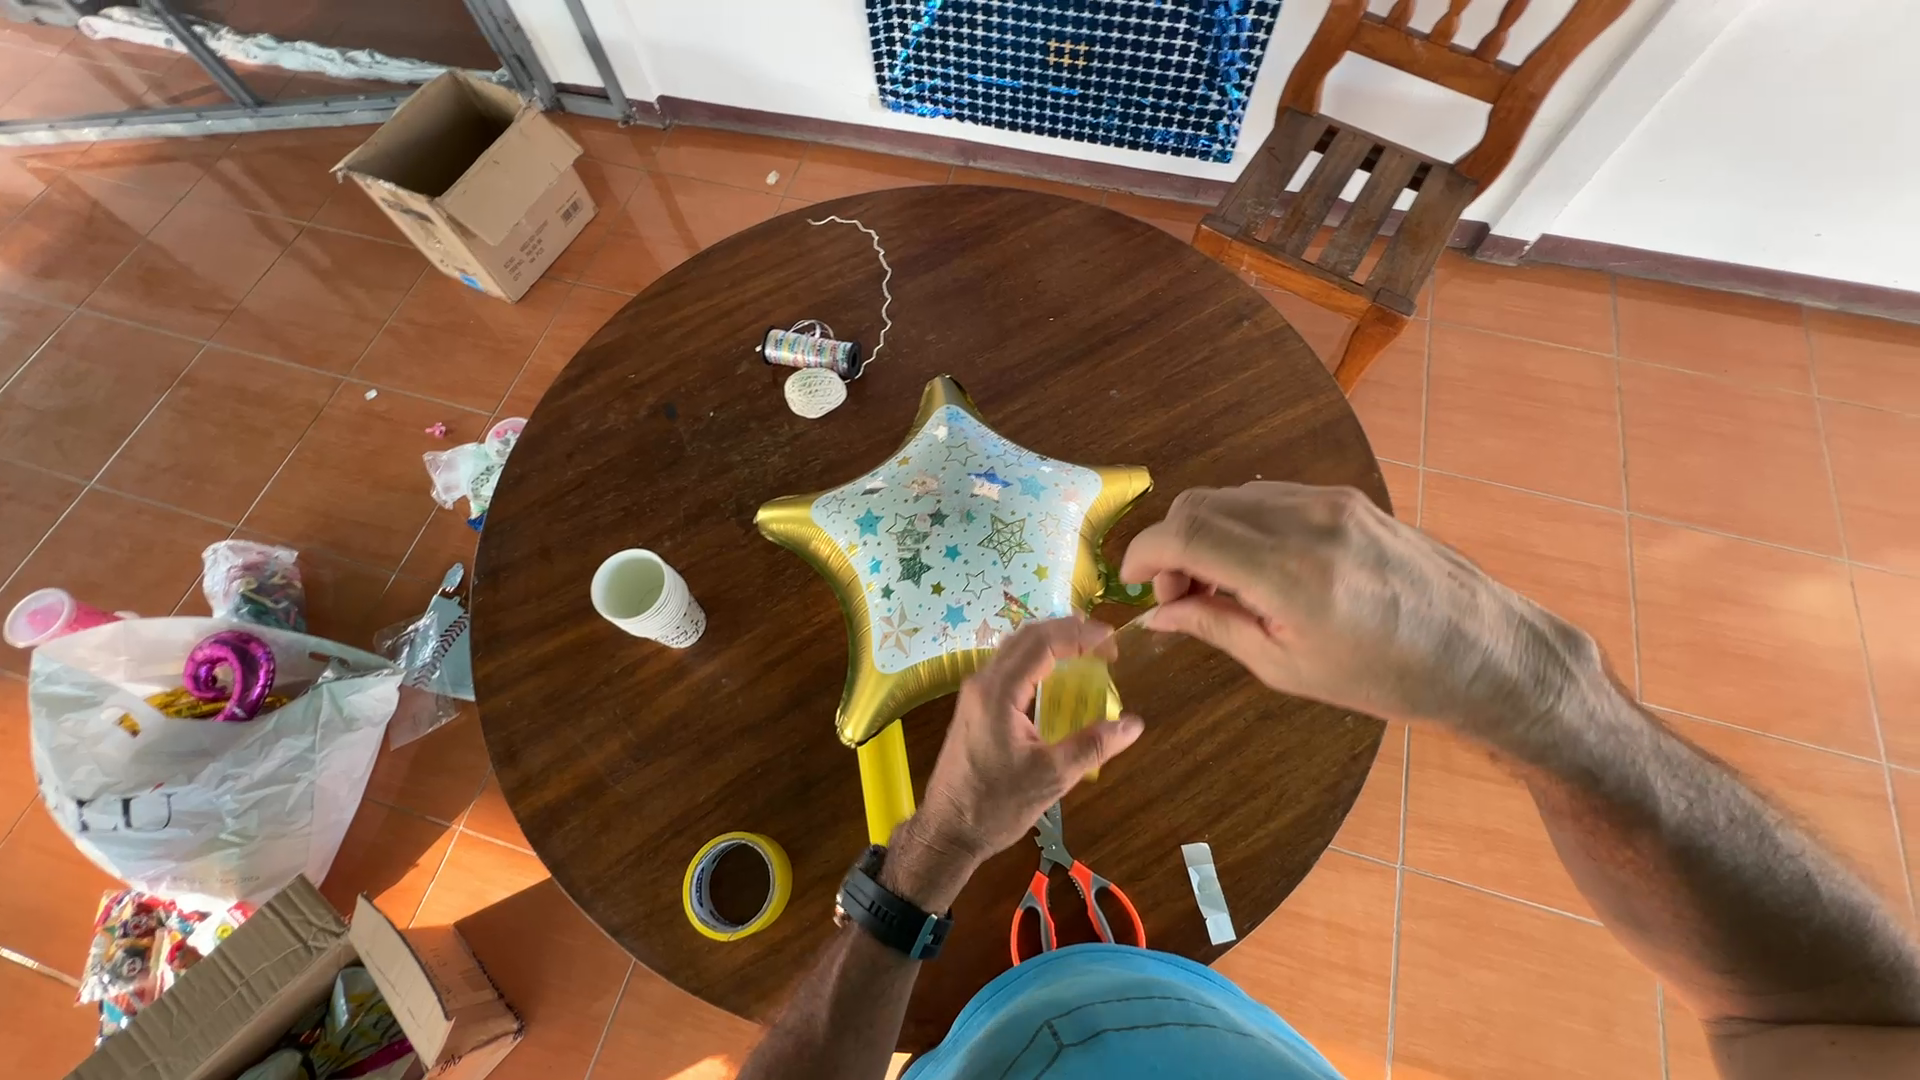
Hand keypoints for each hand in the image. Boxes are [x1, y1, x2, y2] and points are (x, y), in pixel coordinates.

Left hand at [902, 618, 1144, 878]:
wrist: (947, 830)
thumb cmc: (995, 805)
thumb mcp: (1051, 778)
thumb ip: (1093, 746)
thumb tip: (1134, 724)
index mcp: (998, 691)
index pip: (1042, 643)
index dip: (1080, 635)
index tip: (1113, 642)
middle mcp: (982, 682)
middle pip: (1027, 636)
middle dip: (1067, 630)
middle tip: (1105, 639)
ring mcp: (975, 692)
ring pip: (1015, 648)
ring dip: (1051, 640)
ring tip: (1086, 648)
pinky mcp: (975, 705)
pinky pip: (1008, 666)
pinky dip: (1036, 658)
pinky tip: (1057, 673)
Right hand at [1119, 482, 1603, 750]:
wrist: (1485, 653)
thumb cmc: (1384, 678)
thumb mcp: (1286, 666)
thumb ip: (1211, 627)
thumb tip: (1154, 615)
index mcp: (1290, 575)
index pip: (1184, 533)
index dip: (1143, 554)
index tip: (1133, 584)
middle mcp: (1306, 521)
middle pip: (1199, 504)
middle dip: (1171, 546)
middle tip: (1183, 596)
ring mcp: (1330, 501)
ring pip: (1230, 496)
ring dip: (1204, 533)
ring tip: (1222, 584)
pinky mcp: (1345, 496)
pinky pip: (1266, 497)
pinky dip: (1240, 524)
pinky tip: (1258, 565)